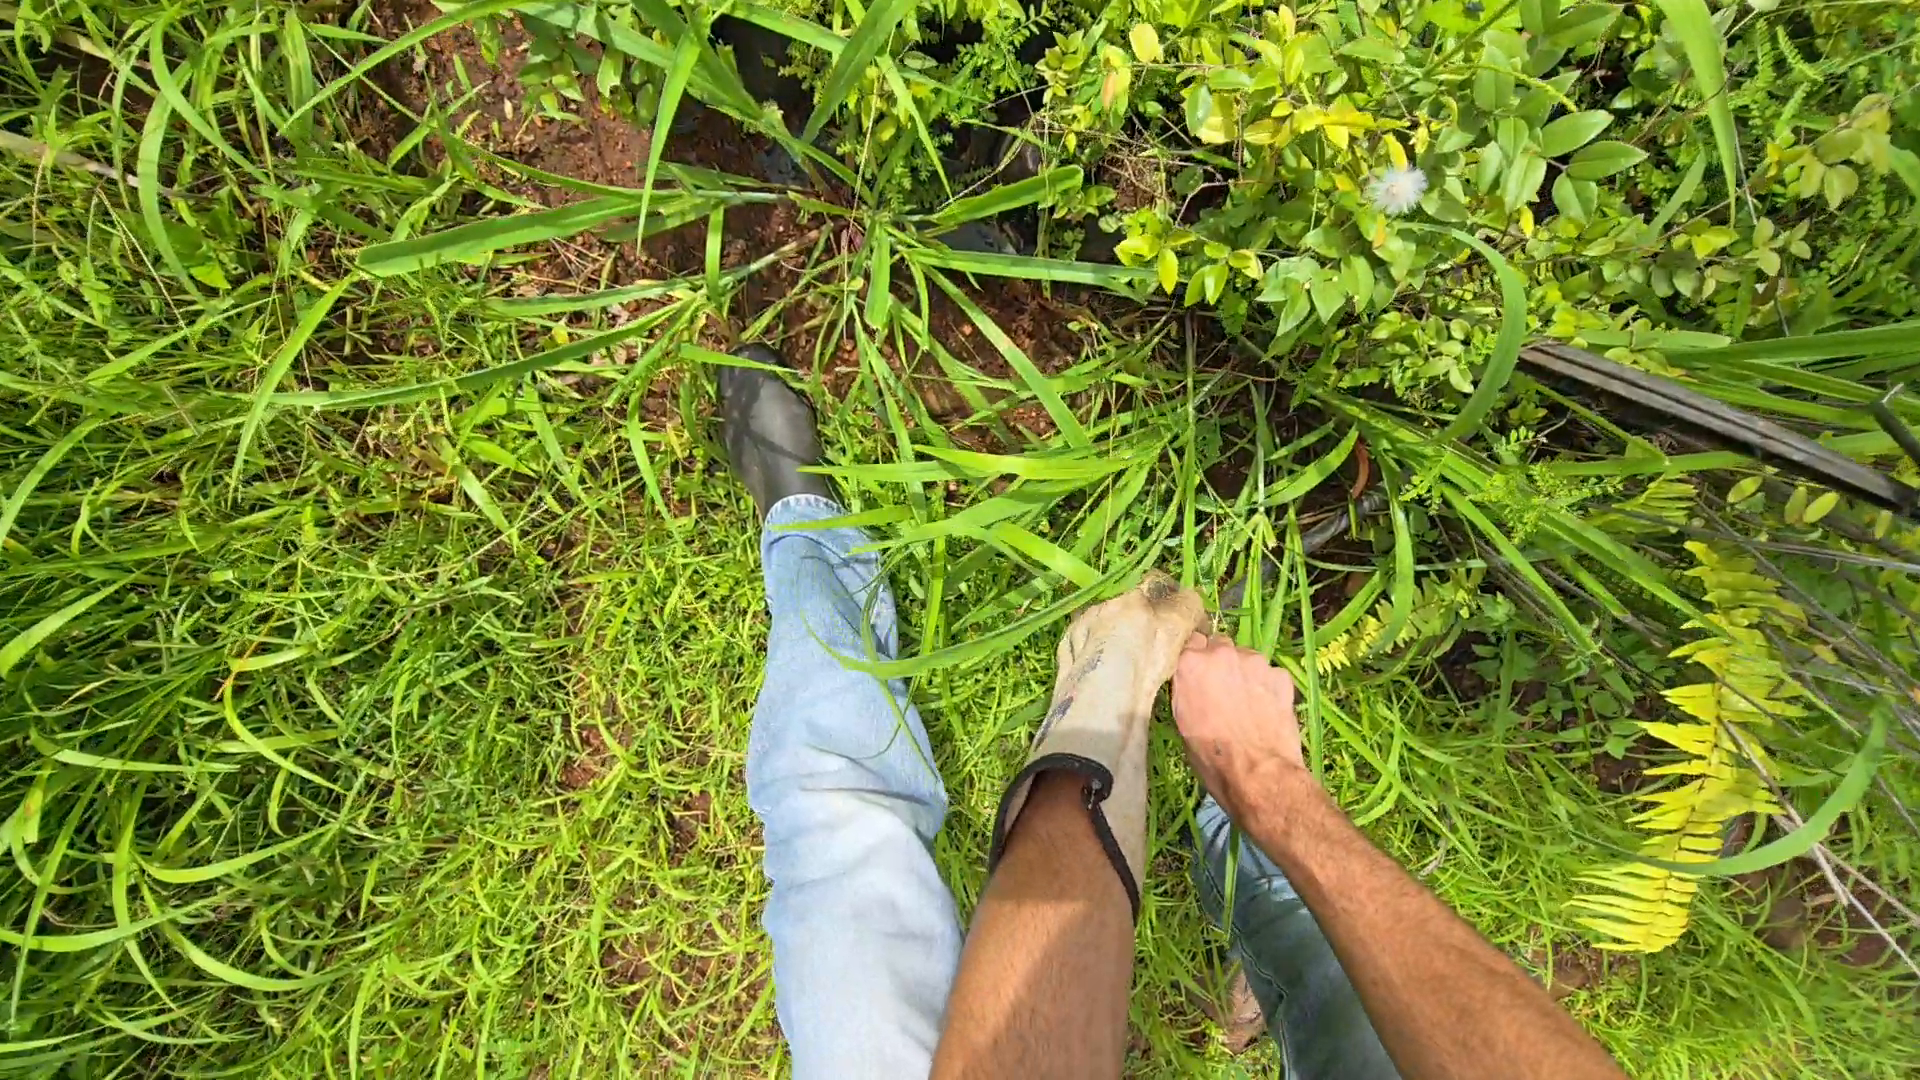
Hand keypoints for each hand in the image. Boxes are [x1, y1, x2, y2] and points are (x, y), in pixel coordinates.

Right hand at [1171, 634, 1310, 818]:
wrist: (1259, 774)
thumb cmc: (1210, 754)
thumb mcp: (1182, 719)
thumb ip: (1185, 687)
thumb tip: (1190, 680)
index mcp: (1191, 663)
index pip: (1190, 642)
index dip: (1193, 658)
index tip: (1195, 672)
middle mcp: (1222, 654)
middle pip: (1219, 645)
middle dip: (1219, 662)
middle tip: (1220, 688)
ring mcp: (1255, 662)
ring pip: (1246, 657)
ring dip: (1243, 672)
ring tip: (1246, 702)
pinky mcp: (1280, 676)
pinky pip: (1269, 673)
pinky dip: (1266, 685)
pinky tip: (1265, 708)